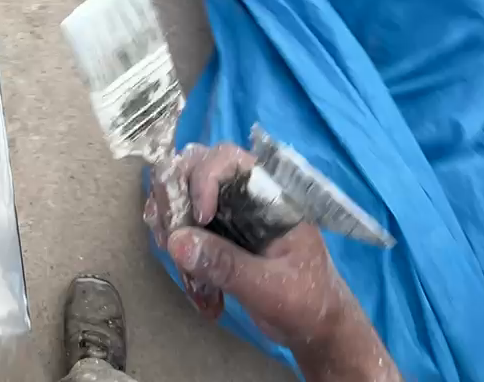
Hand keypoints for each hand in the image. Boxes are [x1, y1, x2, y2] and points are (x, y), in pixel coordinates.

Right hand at [147, 144, 391, 377]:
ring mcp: (223, 203)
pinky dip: (172, 244)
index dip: (204, 180)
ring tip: (187, 274)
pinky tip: (190, 280)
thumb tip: (175, 242)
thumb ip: (228, 265)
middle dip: (175, 200)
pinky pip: (176, 217)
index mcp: (268, 189)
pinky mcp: (209, 224)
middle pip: (192, 165)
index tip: (198, 218)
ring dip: (170, 227)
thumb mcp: (273, 289)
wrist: (312, 324)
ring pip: (177, 189)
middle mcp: (242, 187)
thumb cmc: (307, 301)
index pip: (227, 158)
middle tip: (172, 242)